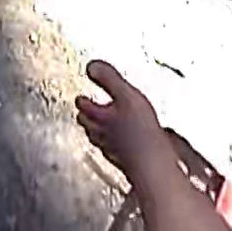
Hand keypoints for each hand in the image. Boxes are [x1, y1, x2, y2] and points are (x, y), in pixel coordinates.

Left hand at [75, 60, 170, 174]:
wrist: (152, 165)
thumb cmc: (140, 130)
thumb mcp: (126, 94)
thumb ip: (108, 78)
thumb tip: (91, 66)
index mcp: (101, 117)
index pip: (86, 108)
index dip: (82, 101)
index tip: (79, 97)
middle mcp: (104, 135)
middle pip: (89, 126)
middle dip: (85, 117)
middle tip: (82, 111)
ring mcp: (114, 151)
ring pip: (99, 140)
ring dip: (95, 132)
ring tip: (96, 128)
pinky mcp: (125, 162)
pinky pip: (112, 151)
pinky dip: (110, 145)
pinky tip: (118, 145)